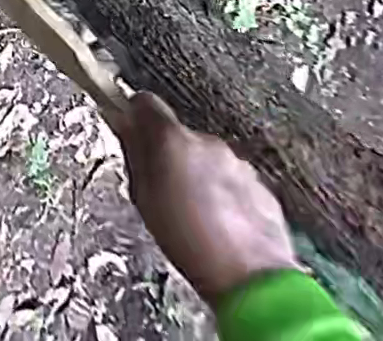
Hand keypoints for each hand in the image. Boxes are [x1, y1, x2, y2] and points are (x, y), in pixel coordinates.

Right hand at [119, 92, 299, 302]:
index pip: (145, 101)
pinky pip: (230, 177)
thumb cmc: (185, 236)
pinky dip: (221, 189)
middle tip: (159, 181)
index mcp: (171, 138)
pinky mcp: (261, 187)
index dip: (134, 113)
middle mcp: (206, 141)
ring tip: (192, 207)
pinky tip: (218, 218)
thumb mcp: (141, 192)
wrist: (251, 279)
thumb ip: (132, 151)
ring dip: (196, 171)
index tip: (128, 128)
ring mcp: (238, 164)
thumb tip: (121, 122)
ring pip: (205, 156)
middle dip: (166, 150)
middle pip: (176, 133)